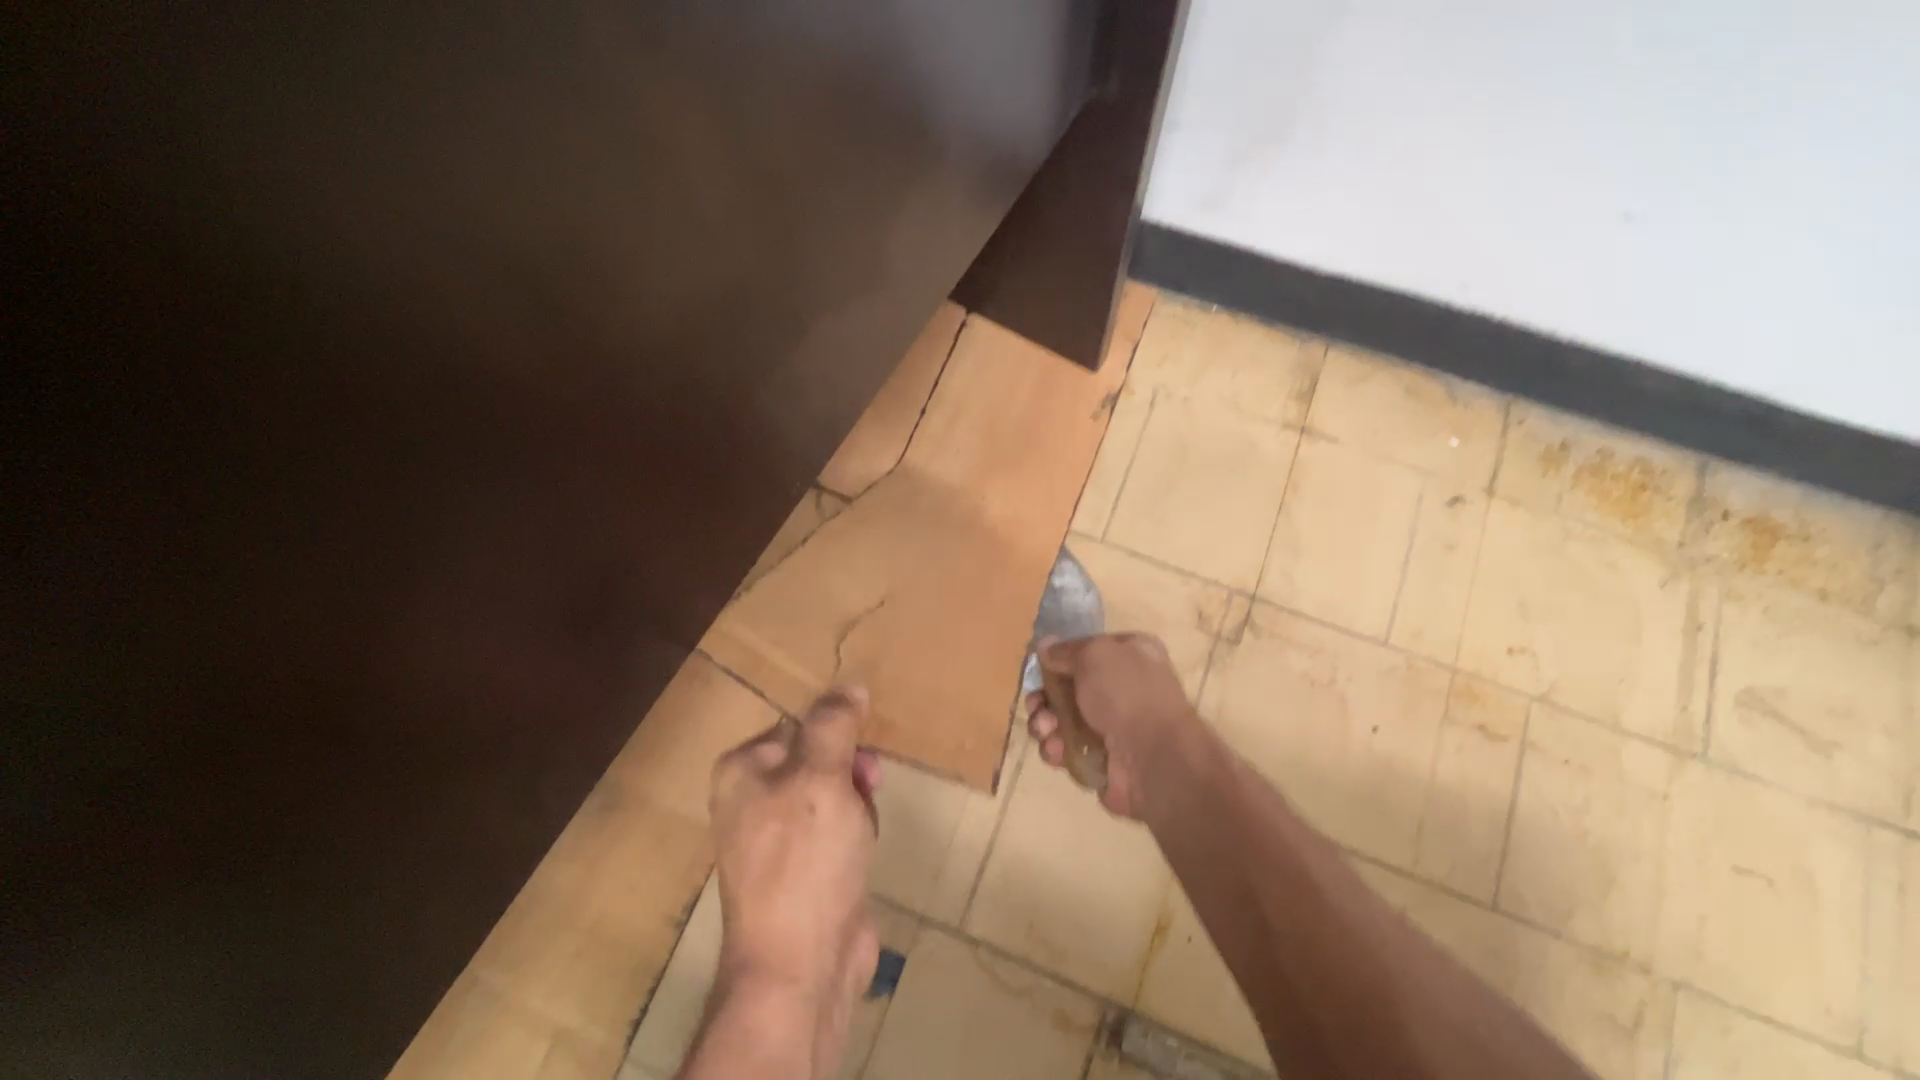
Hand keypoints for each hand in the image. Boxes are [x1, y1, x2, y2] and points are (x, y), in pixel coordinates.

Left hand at [708, 686, 882, 1075]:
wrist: (801, 964)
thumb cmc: (805, 859)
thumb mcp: (821, 777)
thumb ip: (834, 724)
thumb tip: (850, 684)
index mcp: (742, 770)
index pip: (798, 723)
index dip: (836, 732)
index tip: (863, 745)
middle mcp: (752, 800)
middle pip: (818, 757)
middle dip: (851, 771)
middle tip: (868, 786)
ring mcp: (777, 839)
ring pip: (834, 794)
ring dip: (858, 803)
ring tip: (863, 830)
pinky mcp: (803, 871)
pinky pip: (838, 830)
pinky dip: (857, 833)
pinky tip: (863, 853)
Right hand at [1025, 633, 1203, 819]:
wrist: (1154, 758)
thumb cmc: (1126, 694)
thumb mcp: (1094, 655)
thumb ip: (1066, 650)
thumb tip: (1045, 646)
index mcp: (1132, 654)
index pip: (1089, 650)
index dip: (1061, 658)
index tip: (1041, 666)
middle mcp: (1125, 688)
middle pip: (1070, 687)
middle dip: (1045, 697)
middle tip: (1036, 705)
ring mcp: (1115, 727)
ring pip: (1064, 720)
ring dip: (1045, 724)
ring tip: (1044, 730)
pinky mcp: (1104, 760)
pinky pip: (1069, 750)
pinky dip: (1057, 749)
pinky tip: (1056, 751)